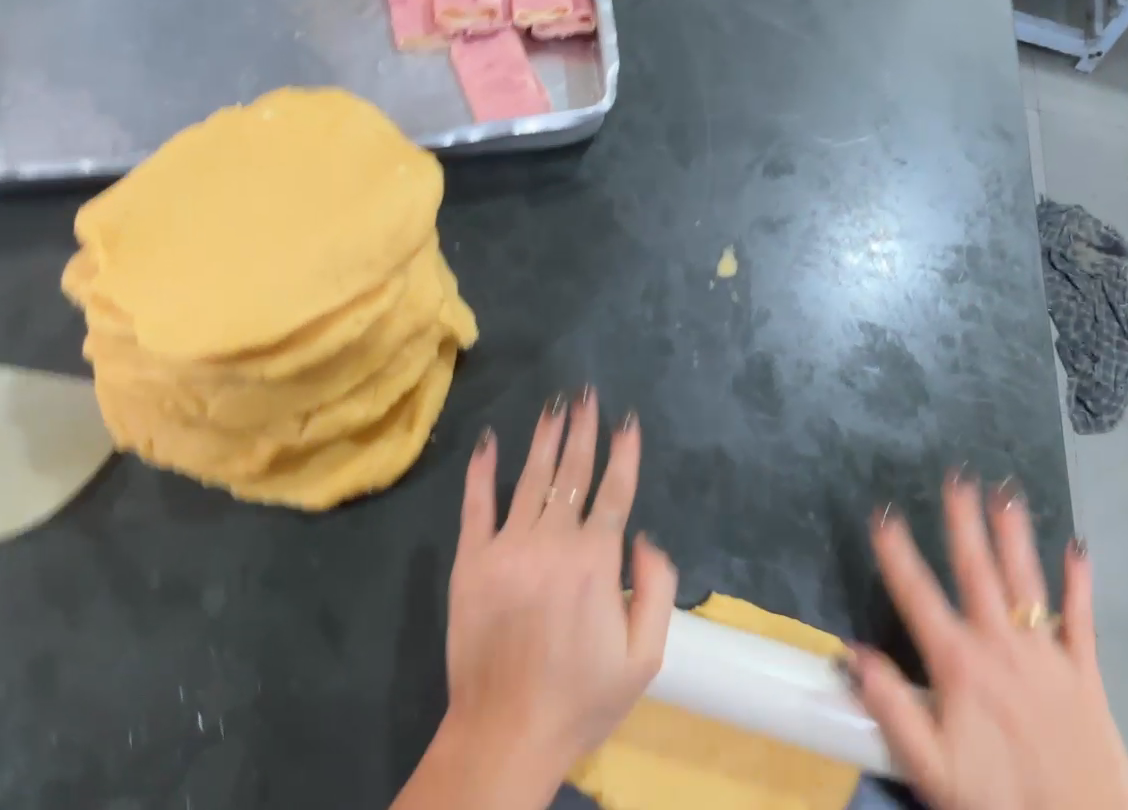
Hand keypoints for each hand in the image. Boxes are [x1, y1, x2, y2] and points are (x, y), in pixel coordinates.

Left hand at [397, 389, 677, 809]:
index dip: (624, 453)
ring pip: (531, 480)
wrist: (506, 732)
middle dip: (584, 430)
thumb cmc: (583, 697)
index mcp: (596, 562)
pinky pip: (477, 506)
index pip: (614, 492)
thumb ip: (656, 588)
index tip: (628, 420)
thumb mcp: (646, 655)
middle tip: (588, 394)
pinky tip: (490, 442)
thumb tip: (641, 537)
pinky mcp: (471, 562)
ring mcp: (507, 549)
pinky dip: (483, 472)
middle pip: (573, 474)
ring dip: (545, 439)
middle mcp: (552, 543)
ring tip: (555, 406)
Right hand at [847, 475, 1127, 809]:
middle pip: (976, 572)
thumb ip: (891, 707)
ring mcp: (1047, 654)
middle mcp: (1001, 646)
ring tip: (1006, 493)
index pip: (918, 596)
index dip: (897, 553)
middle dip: (963, 523)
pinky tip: (1078, 548)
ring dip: (1015, 536)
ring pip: (1026, 582)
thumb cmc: (996, 801)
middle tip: (956, 478)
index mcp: (959, 665)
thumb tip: (853, 652)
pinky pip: (1082, 619)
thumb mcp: (928, 768)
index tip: (884, 514)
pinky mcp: (1086, 672)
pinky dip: (1080, 583)